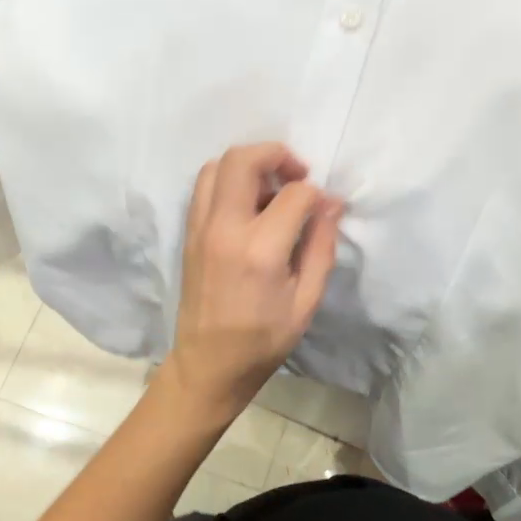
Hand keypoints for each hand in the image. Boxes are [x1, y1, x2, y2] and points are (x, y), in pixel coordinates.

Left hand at [159, 143, 343, 415]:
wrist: (209, 364)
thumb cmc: (263, 340)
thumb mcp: (306, 300)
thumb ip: (321, 246)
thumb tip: (330, 204)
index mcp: (259, 250)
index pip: (294, 194)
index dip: (316, 196)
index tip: (325, 210)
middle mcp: (224, 229)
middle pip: (243, 159)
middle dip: (276, 155)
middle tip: (297, 175)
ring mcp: (200, 228)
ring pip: (217, 165)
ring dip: (249, 165)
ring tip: (271, 189)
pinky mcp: (189, 234)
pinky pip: (205, 187)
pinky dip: (229, 181)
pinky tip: (250, 205)